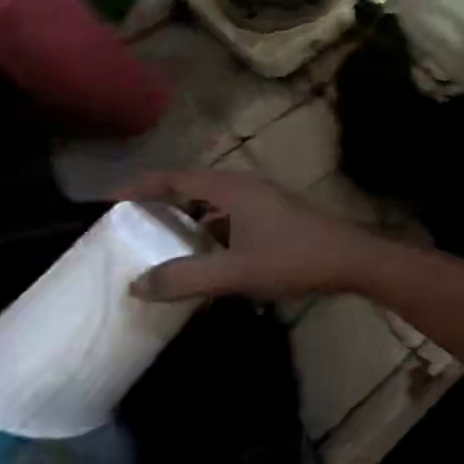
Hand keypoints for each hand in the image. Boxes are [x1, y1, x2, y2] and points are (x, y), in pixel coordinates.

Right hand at [114, 170, 388, 300]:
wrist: (354, 260)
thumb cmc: (295, 259)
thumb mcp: (235, 272)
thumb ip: (186, 278)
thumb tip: (136, 285)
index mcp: (233, 189)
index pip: (174, 177)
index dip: (140, 187)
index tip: (109, 202)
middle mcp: (248, 187)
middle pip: (194, 188)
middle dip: (163, 204)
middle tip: (133, 227)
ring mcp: (268, 202)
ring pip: (218, 205)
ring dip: (192, 221)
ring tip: (164, 246)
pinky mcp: (281, 218)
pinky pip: (236, 219)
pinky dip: (215, 232)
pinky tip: (210, 259)